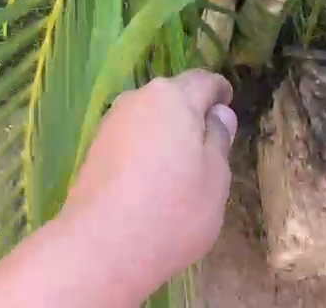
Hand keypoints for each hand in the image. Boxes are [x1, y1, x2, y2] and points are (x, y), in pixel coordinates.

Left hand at [59, 69, 238, 295]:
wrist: (103, 243)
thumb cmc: (172, 208)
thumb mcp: (215, 177)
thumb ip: (219, 138)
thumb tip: (219, 113)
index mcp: (173, 96)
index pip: (203, 81)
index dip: (219, 92)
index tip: (228, 103)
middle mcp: (140, 97)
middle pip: (173, 96)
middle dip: (191, 112)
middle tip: (208, 142)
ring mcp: (113, 120)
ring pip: (150, 116)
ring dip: (166, 131)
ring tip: (179, 165)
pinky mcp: (97, 145)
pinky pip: (131, 136)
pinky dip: (145, 148)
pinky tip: (150, 178)